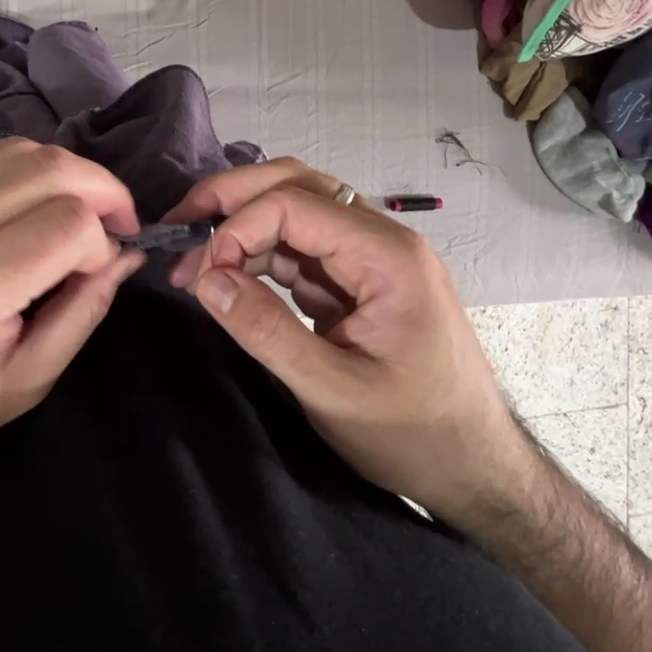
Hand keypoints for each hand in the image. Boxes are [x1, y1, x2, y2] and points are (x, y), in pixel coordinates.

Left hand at [0, 138, 146, 509]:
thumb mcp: (23, 383)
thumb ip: (83, 311)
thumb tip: (127, 256)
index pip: (68, 223)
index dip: (104, 242)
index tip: (102, 271)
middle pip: (48, 168)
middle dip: (100, 189)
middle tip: (118, 223)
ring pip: (16, 151)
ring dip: (65, 173)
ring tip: (80, 211)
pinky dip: (24, 172)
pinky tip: (34, 205)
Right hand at [165, 159, 536, 523]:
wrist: (474, 467)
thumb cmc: (414, 435)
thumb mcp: (333, 391)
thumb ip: (266, 330)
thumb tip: (205, 279)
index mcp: (387, 256)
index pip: (294, 204)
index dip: (237, 227)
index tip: (199, 275)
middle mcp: (381, 240)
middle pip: (296, 185)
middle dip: (231, 199)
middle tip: (177, 226)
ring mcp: (369, 258)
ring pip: (295, 209)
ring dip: (241, 226)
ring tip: (192, 262)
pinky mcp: (356, 281)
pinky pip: (300, 247)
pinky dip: (259, 255)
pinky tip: (228, 278)